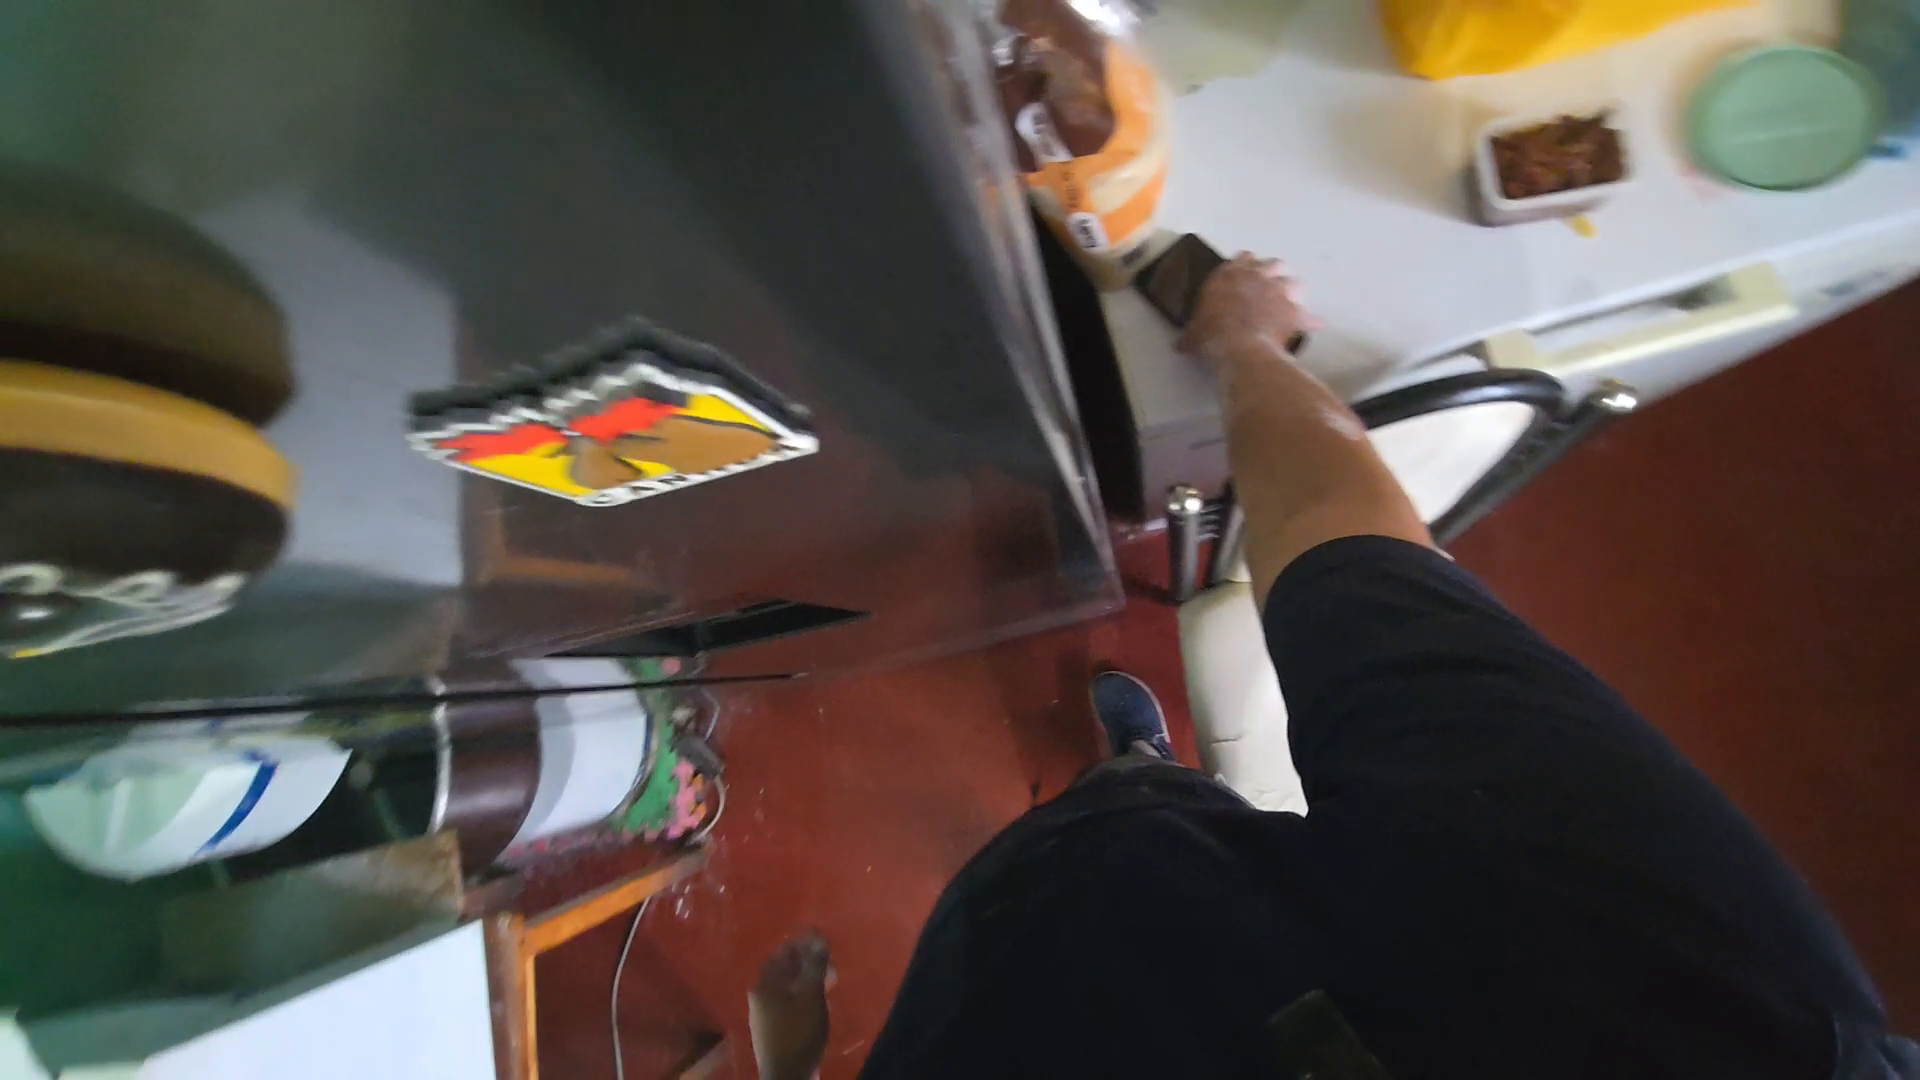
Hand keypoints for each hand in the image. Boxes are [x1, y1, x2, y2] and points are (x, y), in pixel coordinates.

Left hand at [748, 931, 833, 1079]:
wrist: (789, 1078)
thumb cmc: (799, 1033)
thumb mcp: (811, 995)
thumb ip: (815, 964)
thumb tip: (819, 936)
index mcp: (764, 984)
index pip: (782, 952)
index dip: (801, 941)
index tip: (820, 935)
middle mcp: (760, 996)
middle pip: (784, 968)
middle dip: (806, 959)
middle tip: (828, 955)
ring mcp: (765, 1014)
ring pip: (788, 985)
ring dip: (807, 976)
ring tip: (829, 975)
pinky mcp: (774, 1029)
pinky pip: (789, 1000)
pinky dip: (803, 993)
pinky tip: (819, 997)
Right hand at [1177, 253, 1319, 367]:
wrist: (1240, 347)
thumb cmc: (1211, 334)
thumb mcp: (1194, 335)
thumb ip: (1191, 335)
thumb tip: (1180, 345)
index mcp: (1231, 275)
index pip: (1242, 259)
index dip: (1244, 265)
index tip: (1243, 272)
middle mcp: (1258, 276)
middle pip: (1273, 264)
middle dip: (1271, 273)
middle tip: (1266, 287)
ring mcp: (1280, 292)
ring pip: (1293, 282)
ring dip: (1290, 291)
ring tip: (1286, 303)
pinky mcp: (1295, 312)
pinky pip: (1308, 316)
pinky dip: (1310, 321)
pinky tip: (1313, 325)